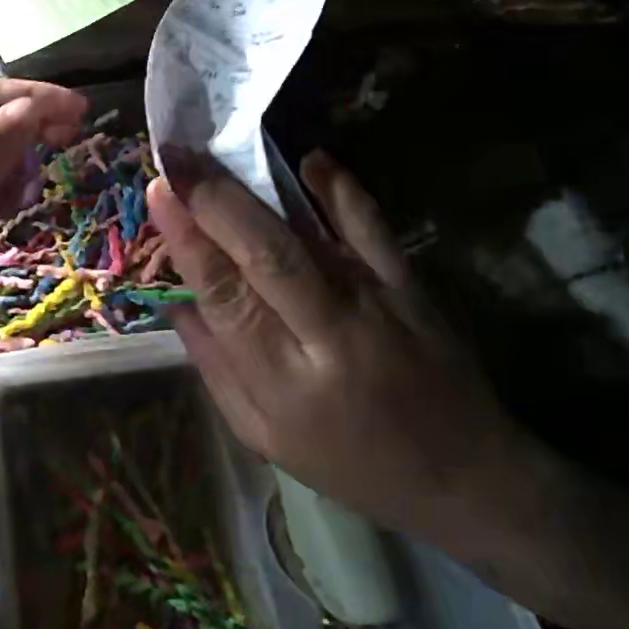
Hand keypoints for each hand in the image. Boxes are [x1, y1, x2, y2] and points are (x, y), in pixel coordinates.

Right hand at [146, 149, 554, 546]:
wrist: (470, 477)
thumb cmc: (351, 464)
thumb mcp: (265, 437)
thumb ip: (214, 369)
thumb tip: (176, 305)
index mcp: (284, 383)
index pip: (226, 296)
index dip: (187, 240)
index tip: (159, 193)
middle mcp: (329, 336)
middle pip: (264, 254)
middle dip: (213, 199)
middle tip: (175, 156)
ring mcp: (377, 304)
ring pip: (311, 236)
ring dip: (259, 187)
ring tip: (220, 150)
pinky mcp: (411, 286)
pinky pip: (373, 228)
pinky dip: (341, 189)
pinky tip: (311, 160)